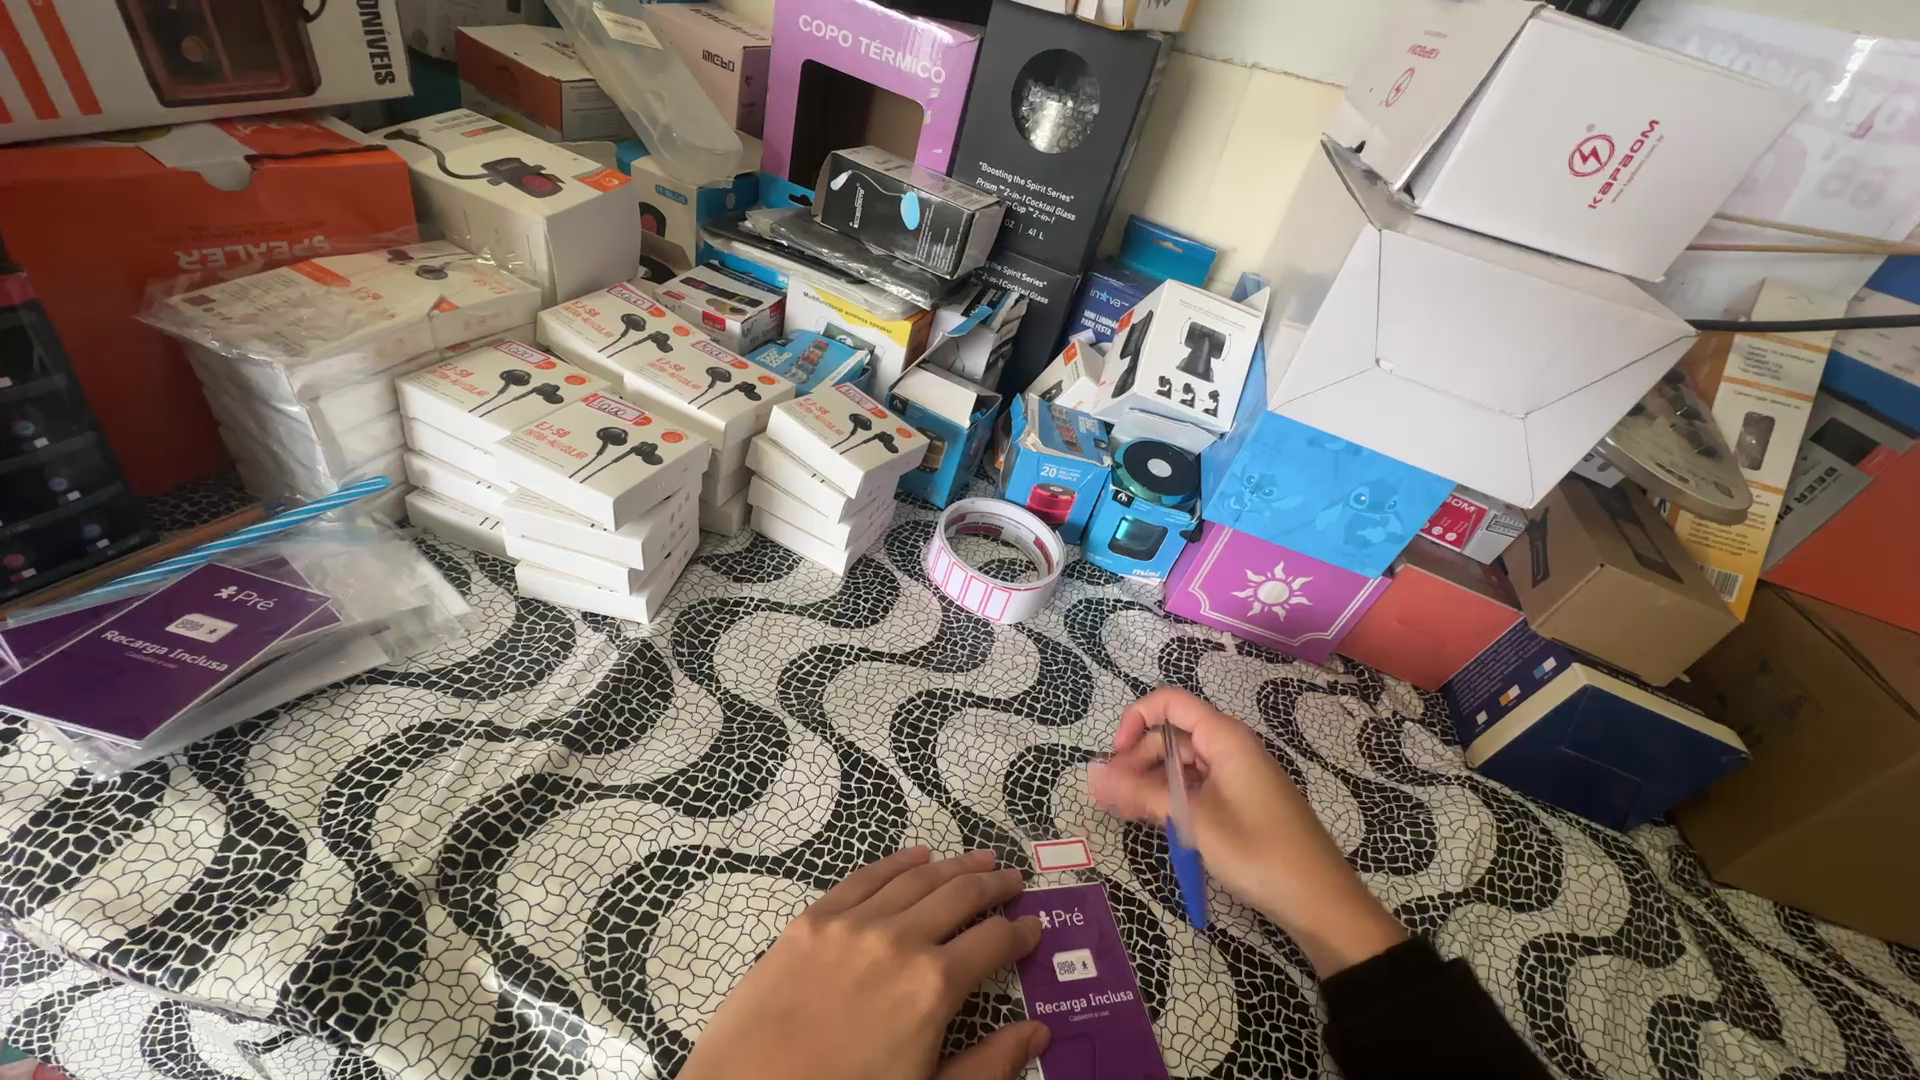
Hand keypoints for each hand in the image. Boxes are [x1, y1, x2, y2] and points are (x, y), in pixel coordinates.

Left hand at [679, 847, 1050, 1079]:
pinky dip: (898, 862)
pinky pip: (865, 877)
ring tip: (979, 860)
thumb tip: (1039, 1031)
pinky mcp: (812, 920)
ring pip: (917, 879)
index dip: (1020, 933)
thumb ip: (989, 1065)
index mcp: (933, 987)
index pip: (994, 943)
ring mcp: (852, 923)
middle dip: (994, 885)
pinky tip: (918, 856)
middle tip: (1014, 878)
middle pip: (960, 896)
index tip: (1034, 926)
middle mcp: (899, 940)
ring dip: (954, 866)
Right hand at [1087, 686, 1404, 974]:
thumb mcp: (1193, 822)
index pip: (1169, 703)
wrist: (1322, 904)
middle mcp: (1231, 747)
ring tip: (1124, 810)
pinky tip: (1153, 818)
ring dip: (1151, 781)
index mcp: (1225, 738)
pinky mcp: (1242, 800)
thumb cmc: (1258, 852)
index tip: (1116, 757)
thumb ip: (1141, 794)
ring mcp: (1238, 775)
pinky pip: (1198, 785)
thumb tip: (1093, 776)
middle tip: (1111, 796)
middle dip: (1138, 758)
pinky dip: (1172, 796)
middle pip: (1173, 735)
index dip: (1136, 720)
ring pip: (1183, 763)